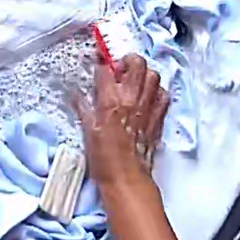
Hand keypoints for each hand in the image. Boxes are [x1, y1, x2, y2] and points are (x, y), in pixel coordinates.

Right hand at [78, 54, 168, 191]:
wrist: (127, 179)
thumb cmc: (103, 157)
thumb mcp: (87, 129)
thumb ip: (82, 107)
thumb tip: (75, 93)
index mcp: (110, 100)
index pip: (105, 69)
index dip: (101, 62)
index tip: (98, 63)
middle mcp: (131, 98)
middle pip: (136, 63)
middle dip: (127, 60)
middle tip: (120, 70)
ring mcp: (148, 107)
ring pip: (154, 75)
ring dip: (144, 74)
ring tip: (134, 81)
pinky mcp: (159, 118)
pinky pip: (164, 95)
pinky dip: (157, 92)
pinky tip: (147, 97)